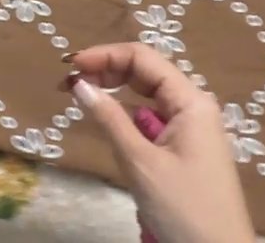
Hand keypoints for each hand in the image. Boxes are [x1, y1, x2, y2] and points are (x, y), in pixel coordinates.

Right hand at [66, 43, 255, 242]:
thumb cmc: (184, 209)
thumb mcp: (140, 161)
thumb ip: (108, 117)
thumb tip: (78, 82)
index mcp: (191, 102)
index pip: (142, 58)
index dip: (104, 55)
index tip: (71, 66)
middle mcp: (194, 107)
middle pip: (144, 72)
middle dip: (106, 70)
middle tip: (70, 82)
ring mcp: (192, 129)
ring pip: (146, 95)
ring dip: (113, 90)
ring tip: (82, 97)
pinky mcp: (187, 150)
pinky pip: (152, 118)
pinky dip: (126, 113)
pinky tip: (107, 121)